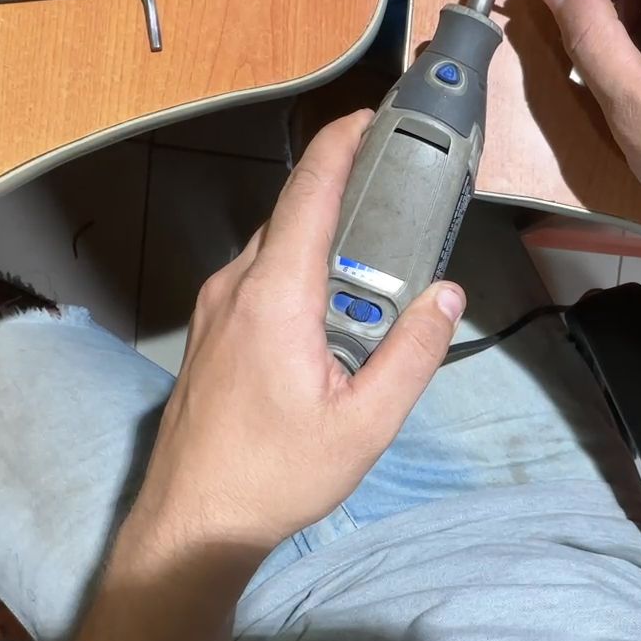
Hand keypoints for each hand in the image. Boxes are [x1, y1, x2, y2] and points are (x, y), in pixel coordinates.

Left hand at [119, 111, 465, 566]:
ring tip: (377, 258)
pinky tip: (332, 308)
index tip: (373, 119)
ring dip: (324, 237)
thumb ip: (413, 353)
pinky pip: (262, 274)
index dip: (340, 146)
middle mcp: (236, 286)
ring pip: (276, 245)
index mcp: (275, 297)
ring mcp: (215, 307)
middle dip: (345, 193)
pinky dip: (302, 266)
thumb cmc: (280, 473)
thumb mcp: (368, 423)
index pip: (308, 194)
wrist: (193, 521)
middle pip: (293, 214)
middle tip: (401, 200)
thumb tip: (447, 295)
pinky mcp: (211, 329)